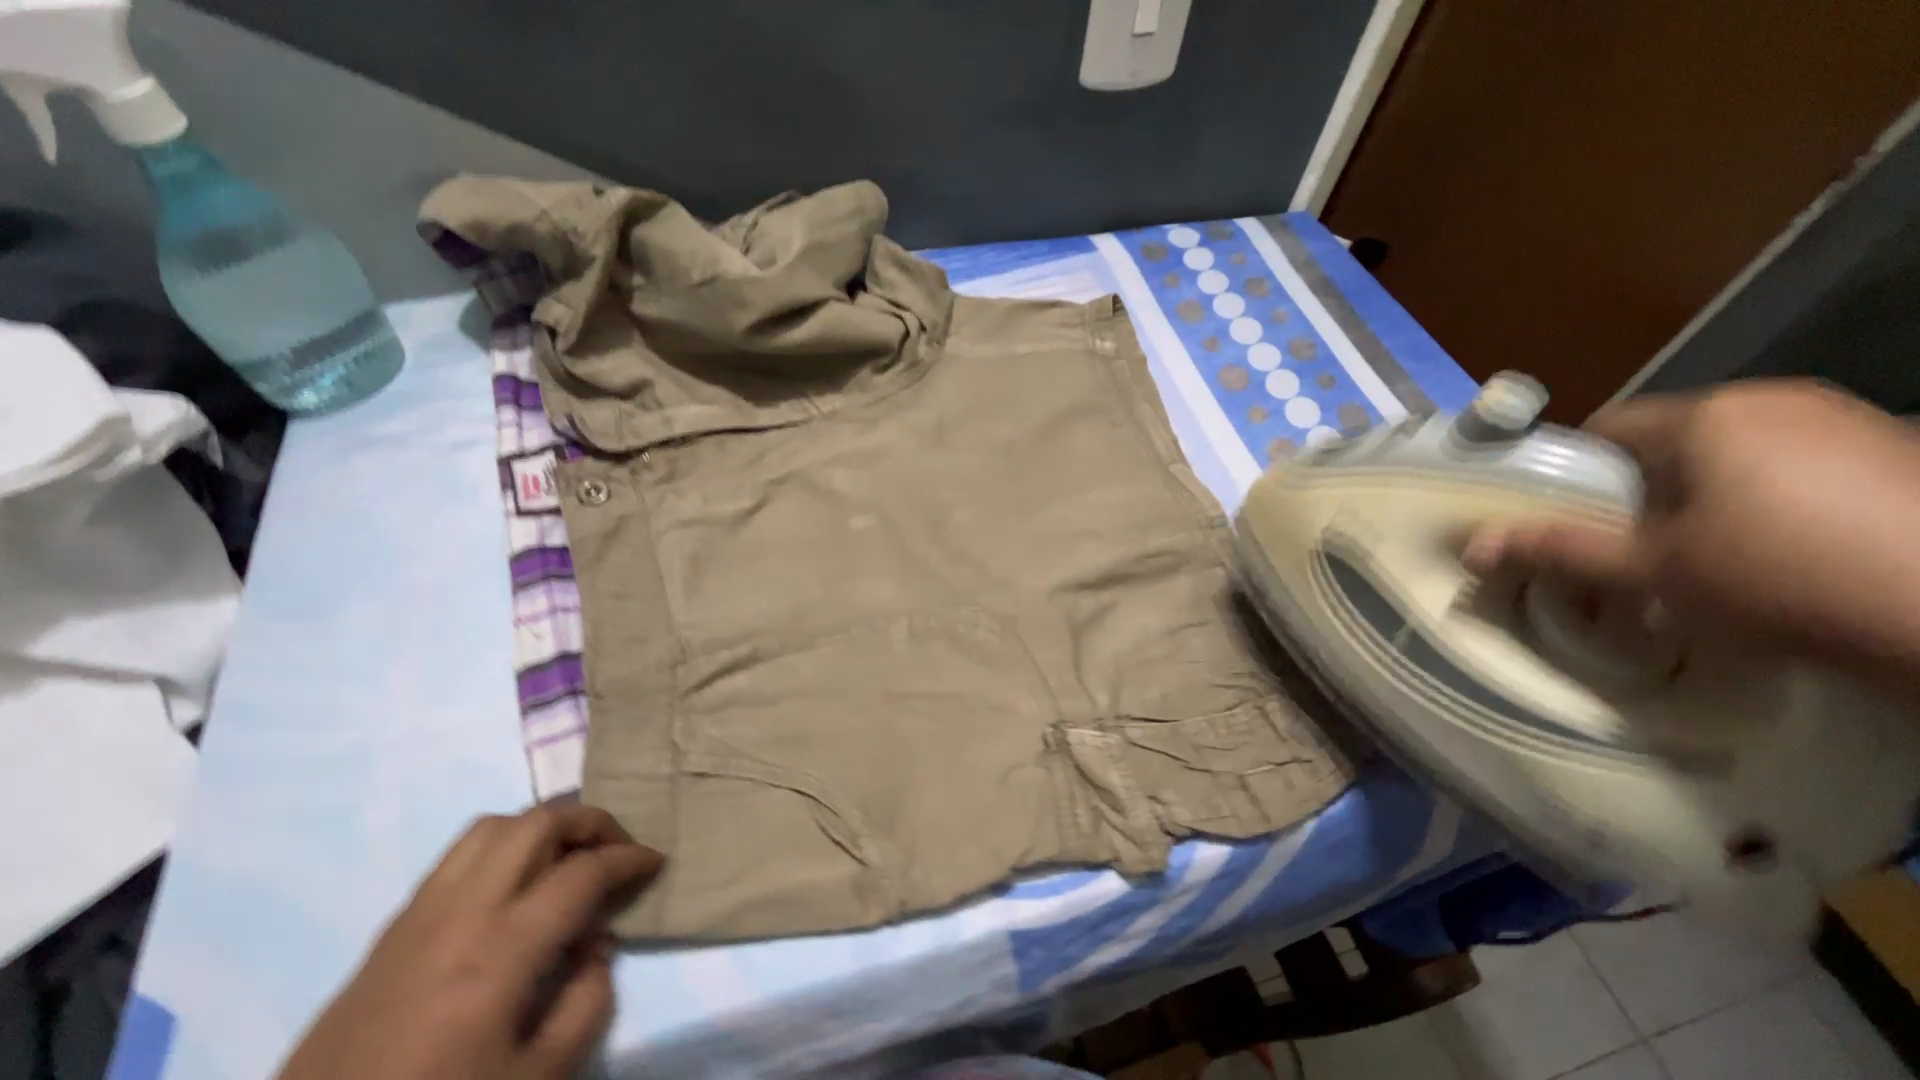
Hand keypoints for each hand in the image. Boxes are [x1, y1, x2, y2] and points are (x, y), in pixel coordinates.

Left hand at [276, 804, 662, 1079]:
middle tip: (618, 849)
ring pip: (490, 827)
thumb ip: (585, 1006)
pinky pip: (456, 857)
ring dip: (541, 827)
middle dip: (589, 821)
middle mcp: (461, 912)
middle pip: (535, 824)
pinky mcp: (391, 929)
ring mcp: (419, 914)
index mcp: (501, 951)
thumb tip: (597, 949)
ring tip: (568, 858)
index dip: (630, 860)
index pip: (582, 873)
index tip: (657, 863)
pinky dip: (501, 848)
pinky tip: (514, 890)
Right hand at [1463, 379, 1919, 686]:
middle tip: (1644, 556)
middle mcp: (1773, 398)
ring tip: (1722, 563)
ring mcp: (1846, 418)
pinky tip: (1797, 556)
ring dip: (1712, 497)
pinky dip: (1779, 501)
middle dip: (1646, 493)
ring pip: (1738, 453)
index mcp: (1705, 416)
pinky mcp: (1897, 449)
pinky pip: (1801, 464)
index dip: (1578, 478)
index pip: (1605, 428)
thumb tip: (1472, 544)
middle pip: (1671, 441)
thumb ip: (1563, 549)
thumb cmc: (1785, 582)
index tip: (1583, 529)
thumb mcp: (1657, 573)